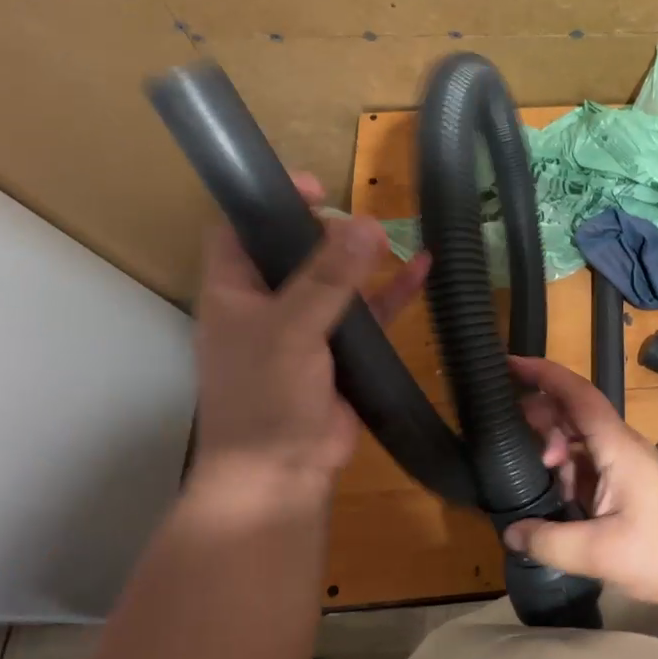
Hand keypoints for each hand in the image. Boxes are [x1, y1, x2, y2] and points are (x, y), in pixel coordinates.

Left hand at [191, 173, 427, 492]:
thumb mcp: (291, 329)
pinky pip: (370, 315)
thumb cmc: (266, 396)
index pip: (238, 230)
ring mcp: (306, 330)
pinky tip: (424, 271)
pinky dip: (393, 294)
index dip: (268, 202)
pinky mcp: (343, 355)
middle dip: (326, 230)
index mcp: (233, 293)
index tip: (313, 186)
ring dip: (363, 259)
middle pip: (294, 251)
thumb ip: (329, 277)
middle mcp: (266, 305)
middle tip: (360, 217)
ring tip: (392, 236)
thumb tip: (365, 223)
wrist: (282, 472)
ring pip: (336, 282)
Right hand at [503, 356, 657, 606]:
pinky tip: (547, 492)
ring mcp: (626, 464)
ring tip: (521, 466)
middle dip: (540, 412)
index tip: (510, 364)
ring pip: (580, 439)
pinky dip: (563, 469)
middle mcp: (622, 446)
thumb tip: (511, 531)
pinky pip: (587, 464)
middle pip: (576, 412)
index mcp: (618, 447)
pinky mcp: (626, 484)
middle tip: (502, 426)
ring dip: (551, 446)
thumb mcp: (599, 553)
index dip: (545, 375)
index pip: (579, 396)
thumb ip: (549, 541)